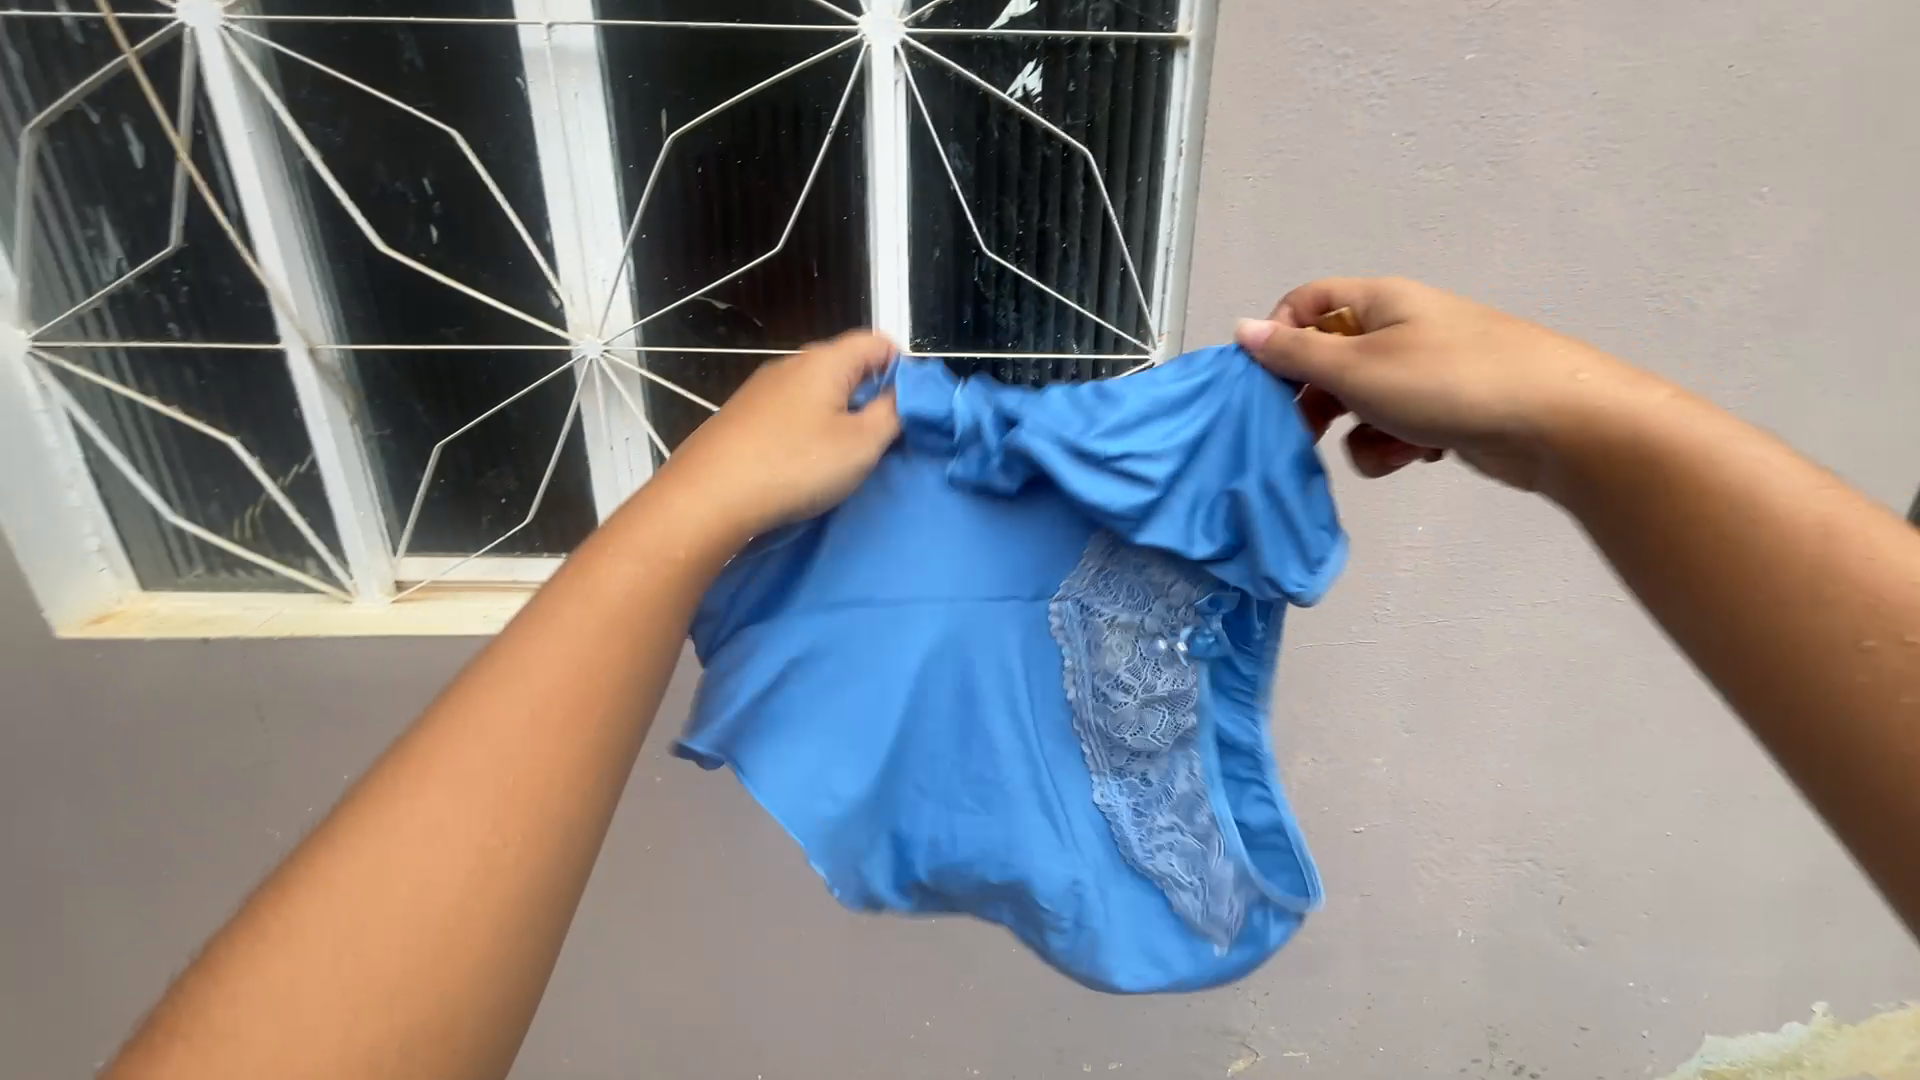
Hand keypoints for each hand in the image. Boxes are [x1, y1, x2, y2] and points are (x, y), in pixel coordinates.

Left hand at [654, 331, 900, 540]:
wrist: (709, 496)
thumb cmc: (795, 465)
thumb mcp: (861, 444)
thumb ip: (893, 412)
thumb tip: (904, 393)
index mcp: (826, 361)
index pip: (878, 342)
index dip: (904, 367)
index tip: (913, 407)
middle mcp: (792, 364)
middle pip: (847, 365)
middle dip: (873, 394)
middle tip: (886, 437)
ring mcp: (763, 389)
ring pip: (819, 390)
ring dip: (841, 414)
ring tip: (848, 454)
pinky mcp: (744, 415)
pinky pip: (793, 410)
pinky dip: (811, 427)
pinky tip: (807, 460)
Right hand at [1236, 277, 1639, 491]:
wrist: (1560, 424)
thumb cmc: (1448, 382)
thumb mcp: (1356, 367)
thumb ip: (1293, 353)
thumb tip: (1241, 330)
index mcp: (1377, 302)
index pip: (1304, 303)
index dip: (1279, 337)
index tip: (1267, 380)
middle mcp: (1397, 329)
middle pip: (1326, 359)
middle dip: (1313, 398)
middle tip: (1304, 431)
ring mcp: (1422, 371)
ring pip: (1356, 401)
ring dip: (1357, 430)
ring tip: (1384, 443)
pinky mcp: (1441, 409)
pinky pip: (1390, 425)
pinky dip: (1392, 444)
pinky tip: (1416, 453)